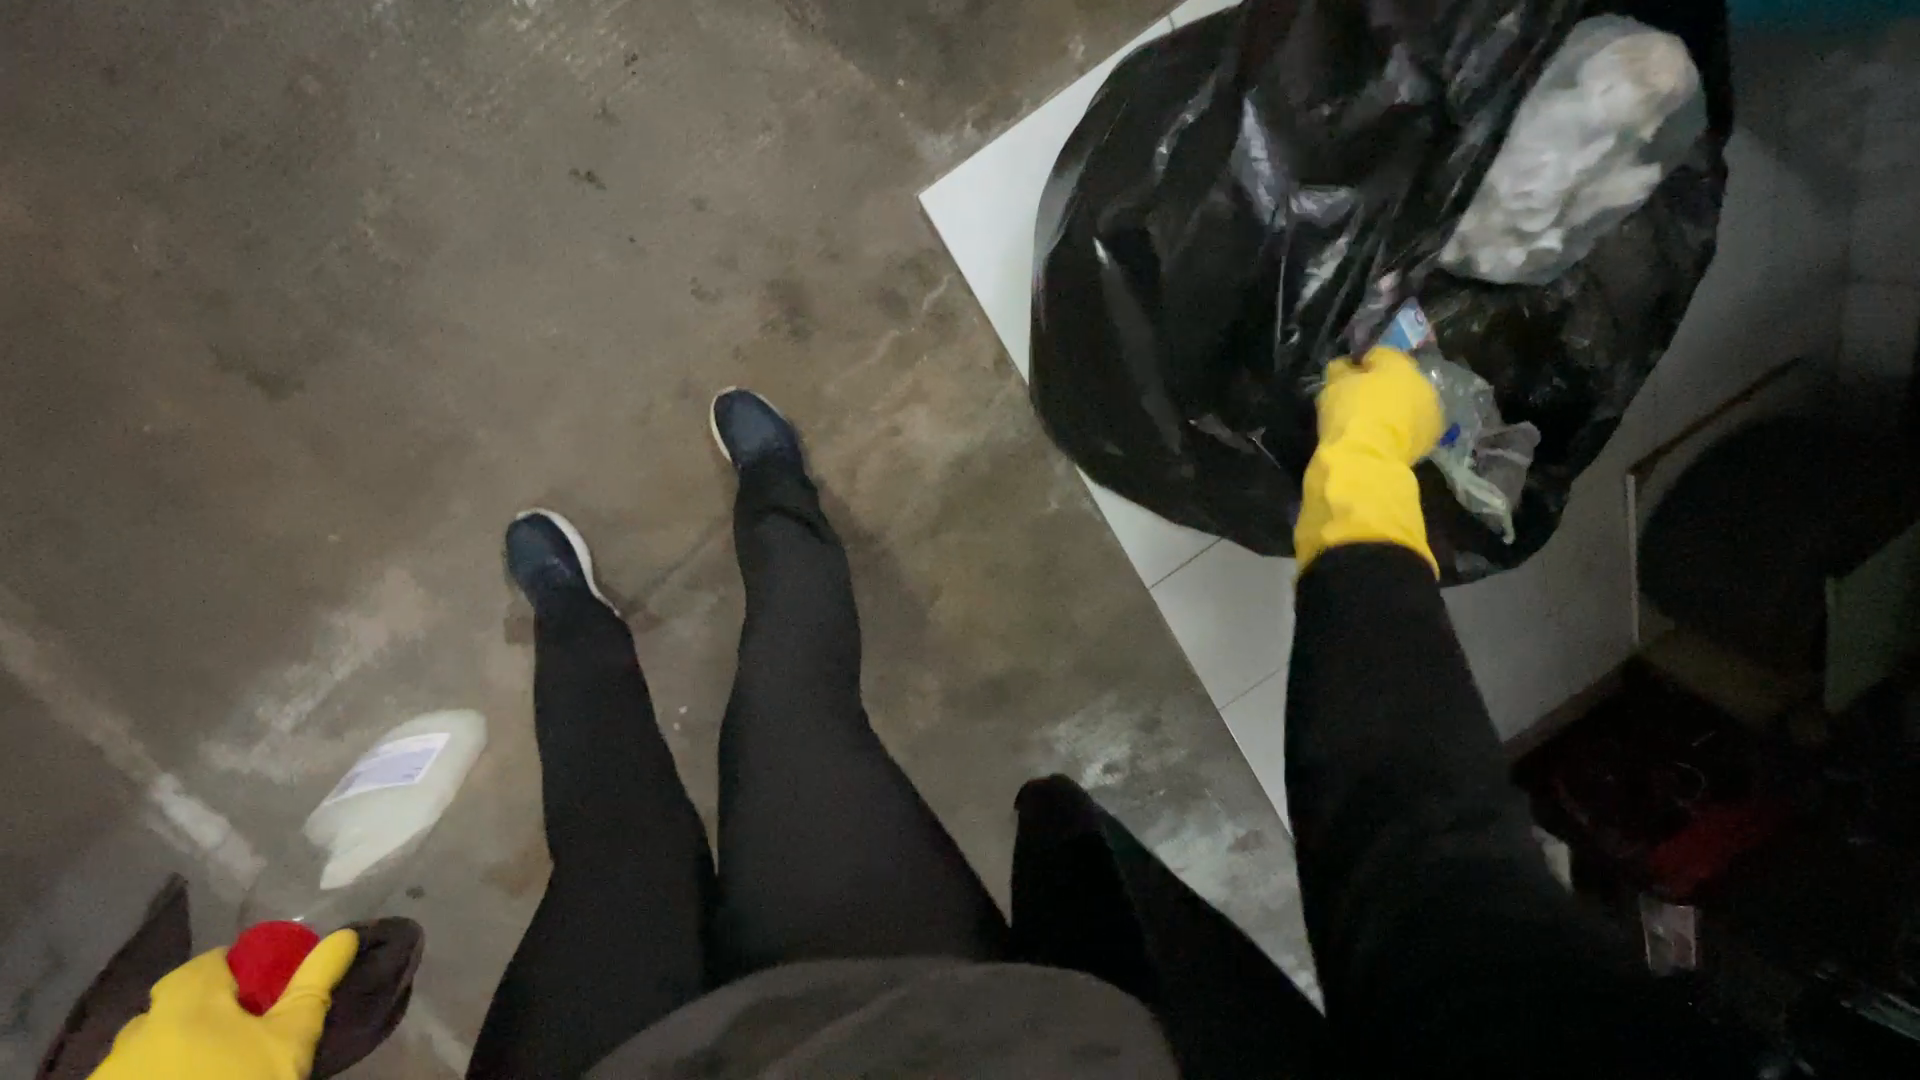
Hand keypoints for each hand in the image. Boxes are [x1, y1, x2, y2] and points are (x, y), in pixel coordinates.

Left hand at [90, 929, 357, 1079]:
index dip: (238, 969)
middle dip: (204, 1010)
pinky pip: (129, 1077)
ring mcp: (106, 1076)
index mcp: (183, 1003)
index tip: (264, 989)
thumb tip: (343, 935)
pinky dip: (153, 1077)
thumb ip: (315, 980)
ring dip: (172, 1049)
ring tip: (209, 1068)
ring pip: (145, 1047)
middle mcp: (134, 1034)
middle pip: (172, 1005)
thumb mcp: (293, 1036)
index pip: (207, 962)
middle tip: (241, 1032)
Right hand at [1315, 345, 1444, 465]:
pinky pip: (1410, 428)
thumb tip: (1345, 365)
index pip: (1378, 354)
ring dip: (1394, 409)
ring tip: (1370, 424)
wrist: (1365, 460)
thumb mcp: (1333, 386)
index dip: (1359, 363)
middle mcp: (1423, 382)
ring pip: (1408, 404)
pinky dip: (1398, 431)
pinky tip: (1380, 440)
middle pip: (1399, 378)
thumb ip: (1340, 370)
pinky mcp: (1430, 440)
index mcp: (1399, 363)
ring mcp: (1431, 412)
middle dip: (1382, 386)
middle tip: (1357, 401)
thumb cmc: (1348, 415)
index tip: (1343, 377)